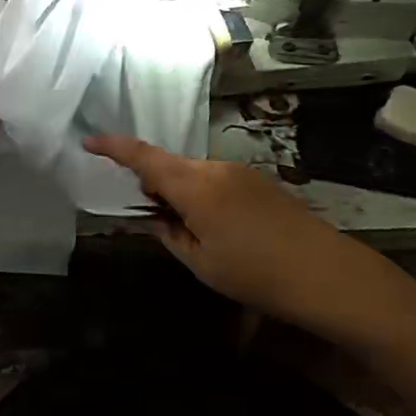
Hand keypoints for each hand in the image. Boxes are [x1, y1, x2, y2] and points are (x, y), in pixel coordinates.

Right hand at [84, 135, 352, 320]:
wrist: (326, 272)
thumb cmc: (256, 273)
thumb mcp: (201, 263)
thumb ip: (169, 234)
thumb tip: (151, 218)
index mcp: (194, 186)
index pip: (144, 157)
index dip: (114, 148)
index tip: (90, 142)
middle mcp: (214, 168)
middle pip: (169, 164)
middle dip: (151, 182)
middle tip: (149, 216)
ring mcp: (239, 171)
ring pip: (193, 172)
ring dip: (180, 190)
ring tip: (190, 230)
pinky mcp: (257, 180)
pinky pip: (215, 178)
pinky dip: (202, 193)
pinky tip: (219, 227)